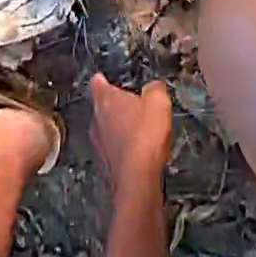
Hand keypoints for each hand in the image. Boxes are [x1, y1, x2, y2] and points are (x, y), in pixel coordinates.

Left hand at [90, 75, 173, 195]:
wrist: (138, 179)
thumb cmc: (145, 134)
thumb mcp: (158, 100)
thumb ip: (155, 88)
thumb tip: (152, 87)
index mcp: (107, 100)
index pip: (98, 84)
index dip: (101, 79)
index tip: (102, 77)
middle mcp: (97, 121)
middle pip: (101, 107)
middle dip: (113, 104)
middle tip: (128, 101)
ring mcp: (99, 145)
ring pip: (106, 129)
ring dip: (117, 127)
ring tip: (135, 125)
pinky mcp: (106, 165)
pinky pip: (113, 148)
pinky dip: (122, 146)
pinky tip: (137, 148)